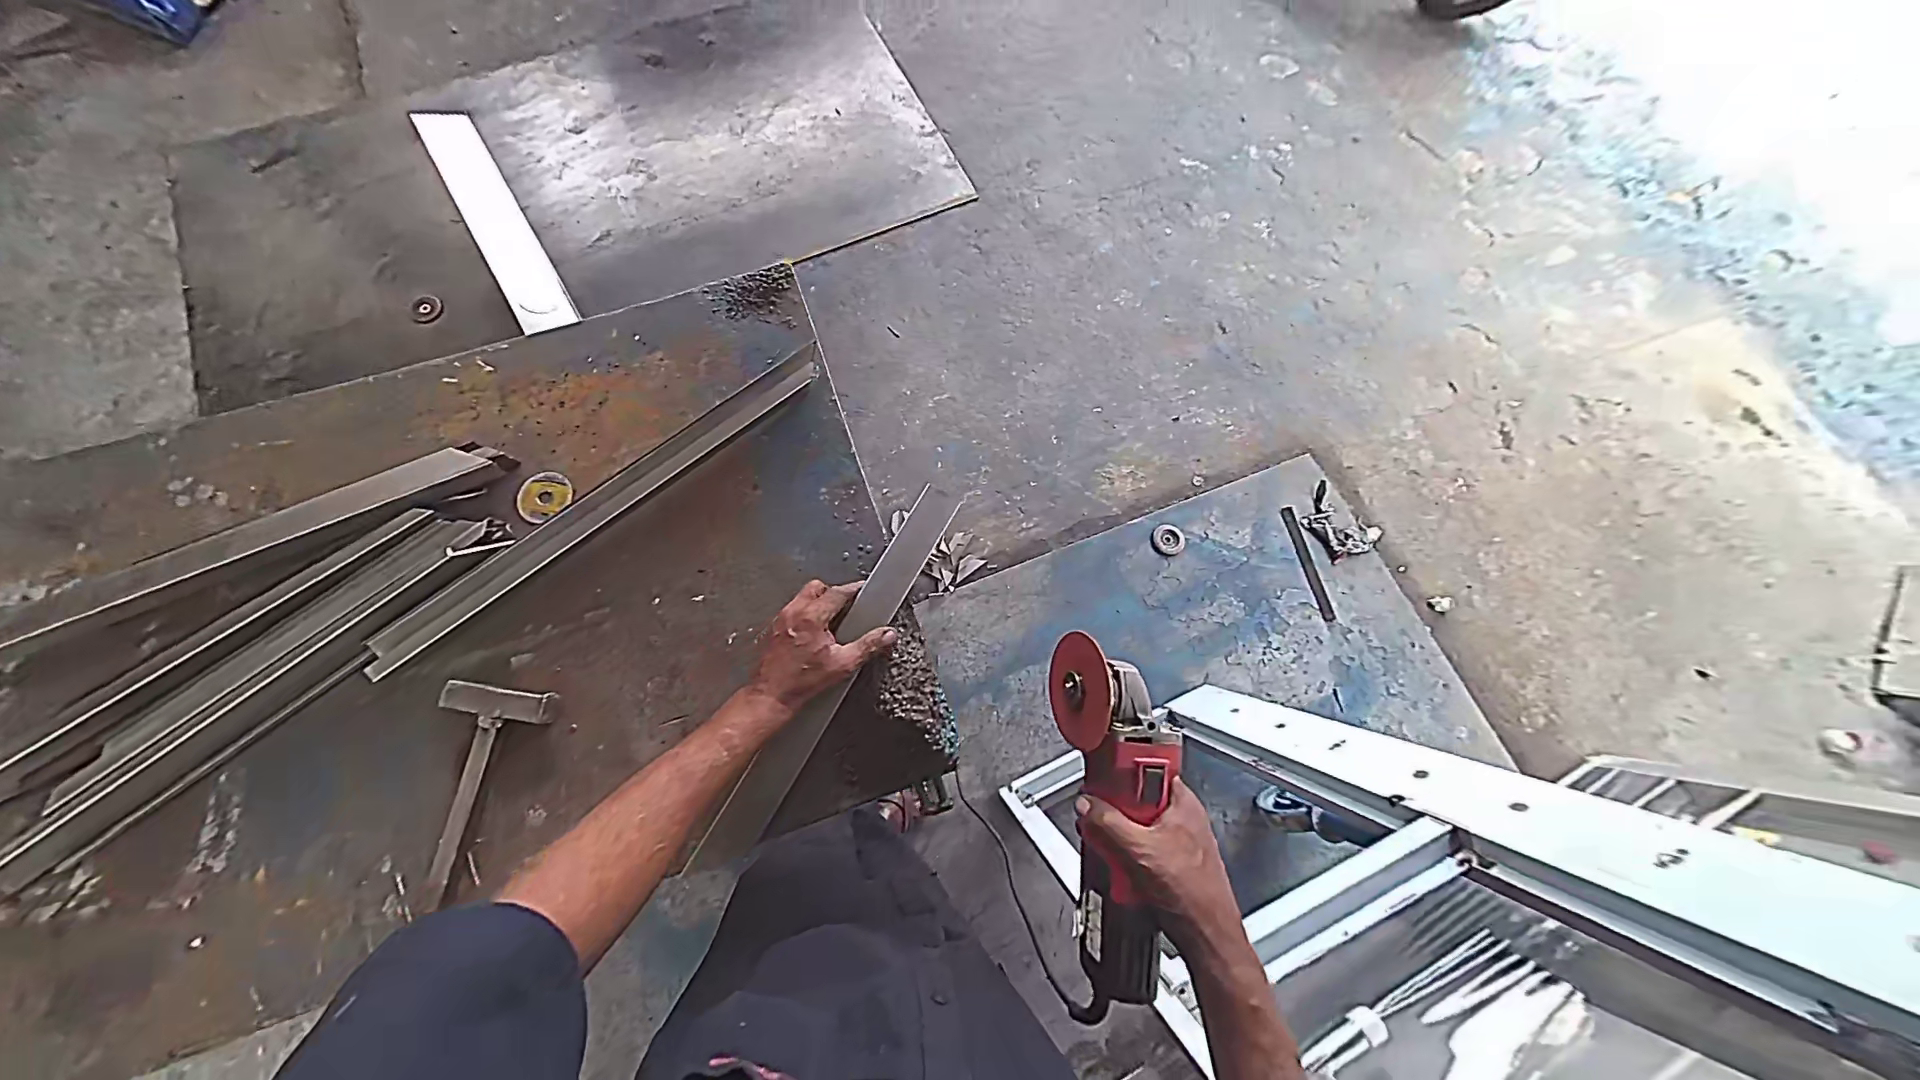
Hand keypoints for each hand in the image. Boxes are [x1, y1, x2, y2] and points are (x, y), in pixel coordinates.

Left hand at [745, 580, 898, 711]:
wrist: (772, 695)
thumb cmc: (802, 682)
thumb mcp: (843, 665)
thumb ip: (868, 646)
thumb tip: (887, 635)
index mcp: (812, 618)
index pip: (837, 592)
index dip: (853, 589)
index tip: (862, 590)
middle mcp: (794, 613)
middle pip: (817, 587)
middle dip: (833, 593)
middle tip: (845, 606)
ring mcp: (781, 619)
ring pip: (802, 597)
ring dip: (817, 602)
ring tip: (829, 620)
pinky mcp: (773, 628)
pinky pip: (791, 610)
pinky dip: (804, 614)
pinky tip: (811, 632)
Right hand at [1077, 778, 1239, 944]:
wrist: (1207, 937)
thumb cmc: (1192, 894)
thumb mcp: (1139, 849)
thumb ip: (1107, 822)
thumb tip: (1087, 804)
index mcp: (1182, 802)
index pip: (1147, 768)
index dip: (1123, 772)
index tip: (1103, 780)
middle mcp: (1181, 816)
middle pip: (1135, 800)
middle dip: (1115, 813)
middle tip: (1102, 822)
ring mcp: (1177, 839)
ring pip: (1136, 825)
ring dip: (1118, 837)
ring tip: (1111, 851)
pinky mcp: (1171, 860)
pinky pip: (1141, 847)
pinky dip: (1127, 855)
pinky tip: (1123, 871)